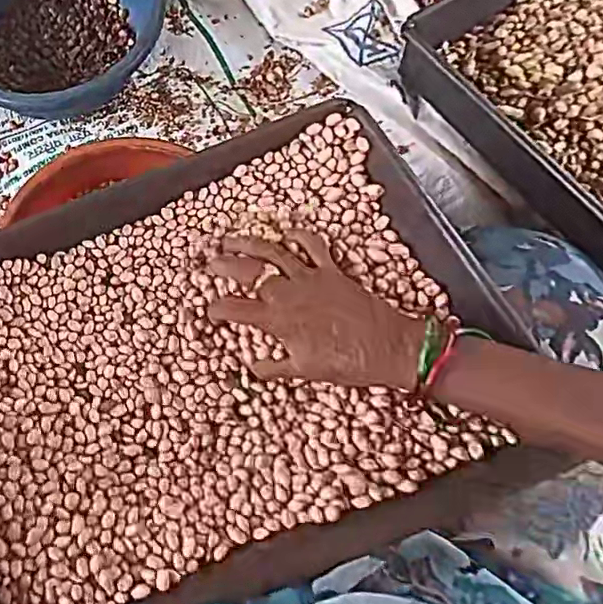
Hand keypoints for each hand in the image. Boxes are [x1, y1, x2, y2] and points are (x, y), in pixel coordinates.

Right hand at [205, 229, 427, 389]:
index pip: (236, 309)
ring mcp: (310, 278)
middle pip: (247, 272)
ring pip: (272, 252)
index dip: (218, 308)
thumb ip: (274, 367)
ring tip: (232, 240)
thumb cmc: (349, 363)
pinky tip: (287, 232)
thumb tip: (253, 368)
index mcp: (278, 320)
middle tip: (210, 263)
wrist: (392, 348)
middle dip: (224, 266)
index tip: (211, 310)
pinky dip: (298, 236)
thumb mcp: (306, 371)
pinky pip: (312, 246)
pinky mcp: (332, 271)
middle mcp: (289, 294)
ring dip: (249, 243)